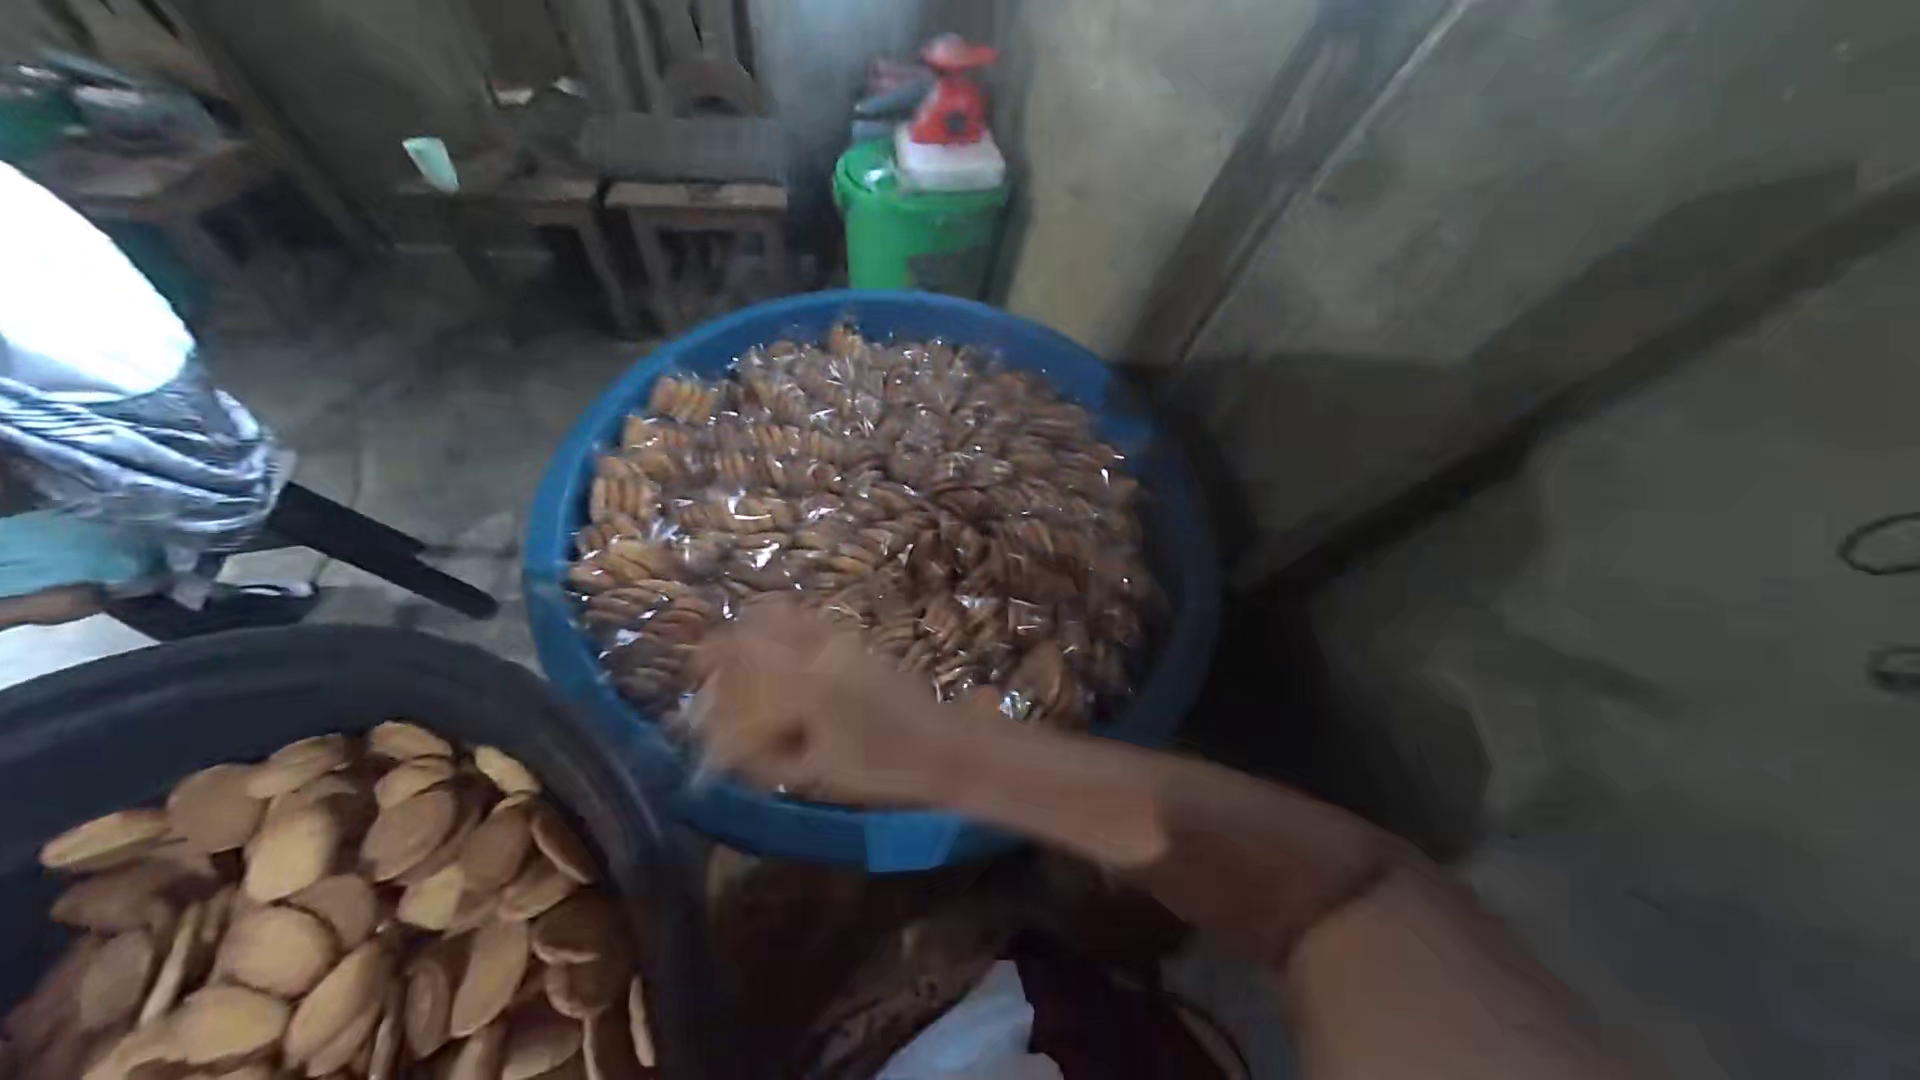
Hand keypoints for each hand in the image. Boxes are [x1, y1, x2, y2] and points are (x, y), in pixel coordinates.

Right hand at [688, 598, 978, 805]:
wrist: (946, 750)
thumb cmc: (881, 770)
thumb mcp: (815, 771)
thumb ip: (765, 754)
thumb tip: (725, 747)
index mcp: (807, 680)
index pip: (743, 650)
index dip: (712, 653)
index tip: (695, 666)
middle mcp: (824, 647)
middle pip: (765, 617)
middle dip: (735, 637)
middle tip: (723, 666)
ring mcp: (847, 640)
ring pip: (791, 614)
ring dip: (763, 629)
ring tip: (753, 664)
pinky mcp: (864, 644)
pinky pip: (815, 624)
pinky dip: (790, 631)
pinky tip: (789, 665)